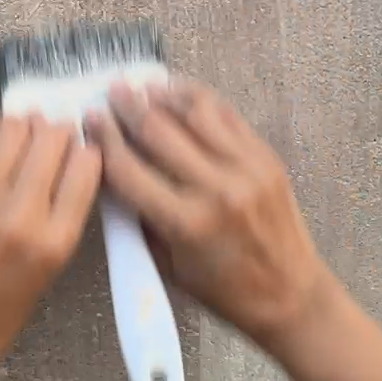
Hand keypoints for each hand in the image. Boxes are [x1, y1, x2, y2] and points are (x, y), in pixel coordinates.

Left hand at [0, 114, 102, 380]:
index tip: (81, 151)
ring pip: (12, 129)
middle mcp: (17, 215)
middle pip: (50, 139)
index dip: (87, 151)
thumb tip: (71, 161)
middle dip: (58, 132)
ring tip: (23, 134)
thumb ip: (62, 216)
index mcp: (53, 243)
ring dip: (24, 125)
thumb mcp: (49, 272)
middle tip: (52, 138)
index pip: (85, 167)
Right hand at [85, 79, 336, 351]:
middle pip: (159, 131)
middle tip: (113, 91)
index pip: (130, 169)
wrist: (291, 295)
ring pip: (195, 112)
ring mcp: (246, 168)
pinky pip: (227, 115)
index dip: (104, 139)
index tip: (90, 118)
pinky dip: (200, 99)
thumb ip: (140, 215)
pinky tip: (181, 93)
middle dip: (129, 107)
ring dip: (164, 94)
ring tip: (145, 85)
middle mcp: (217, 189)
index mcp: (186, 223)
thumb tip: (114, 166)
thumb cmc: (223, 290)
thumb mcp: (168, 263)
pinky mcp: (265, 157)